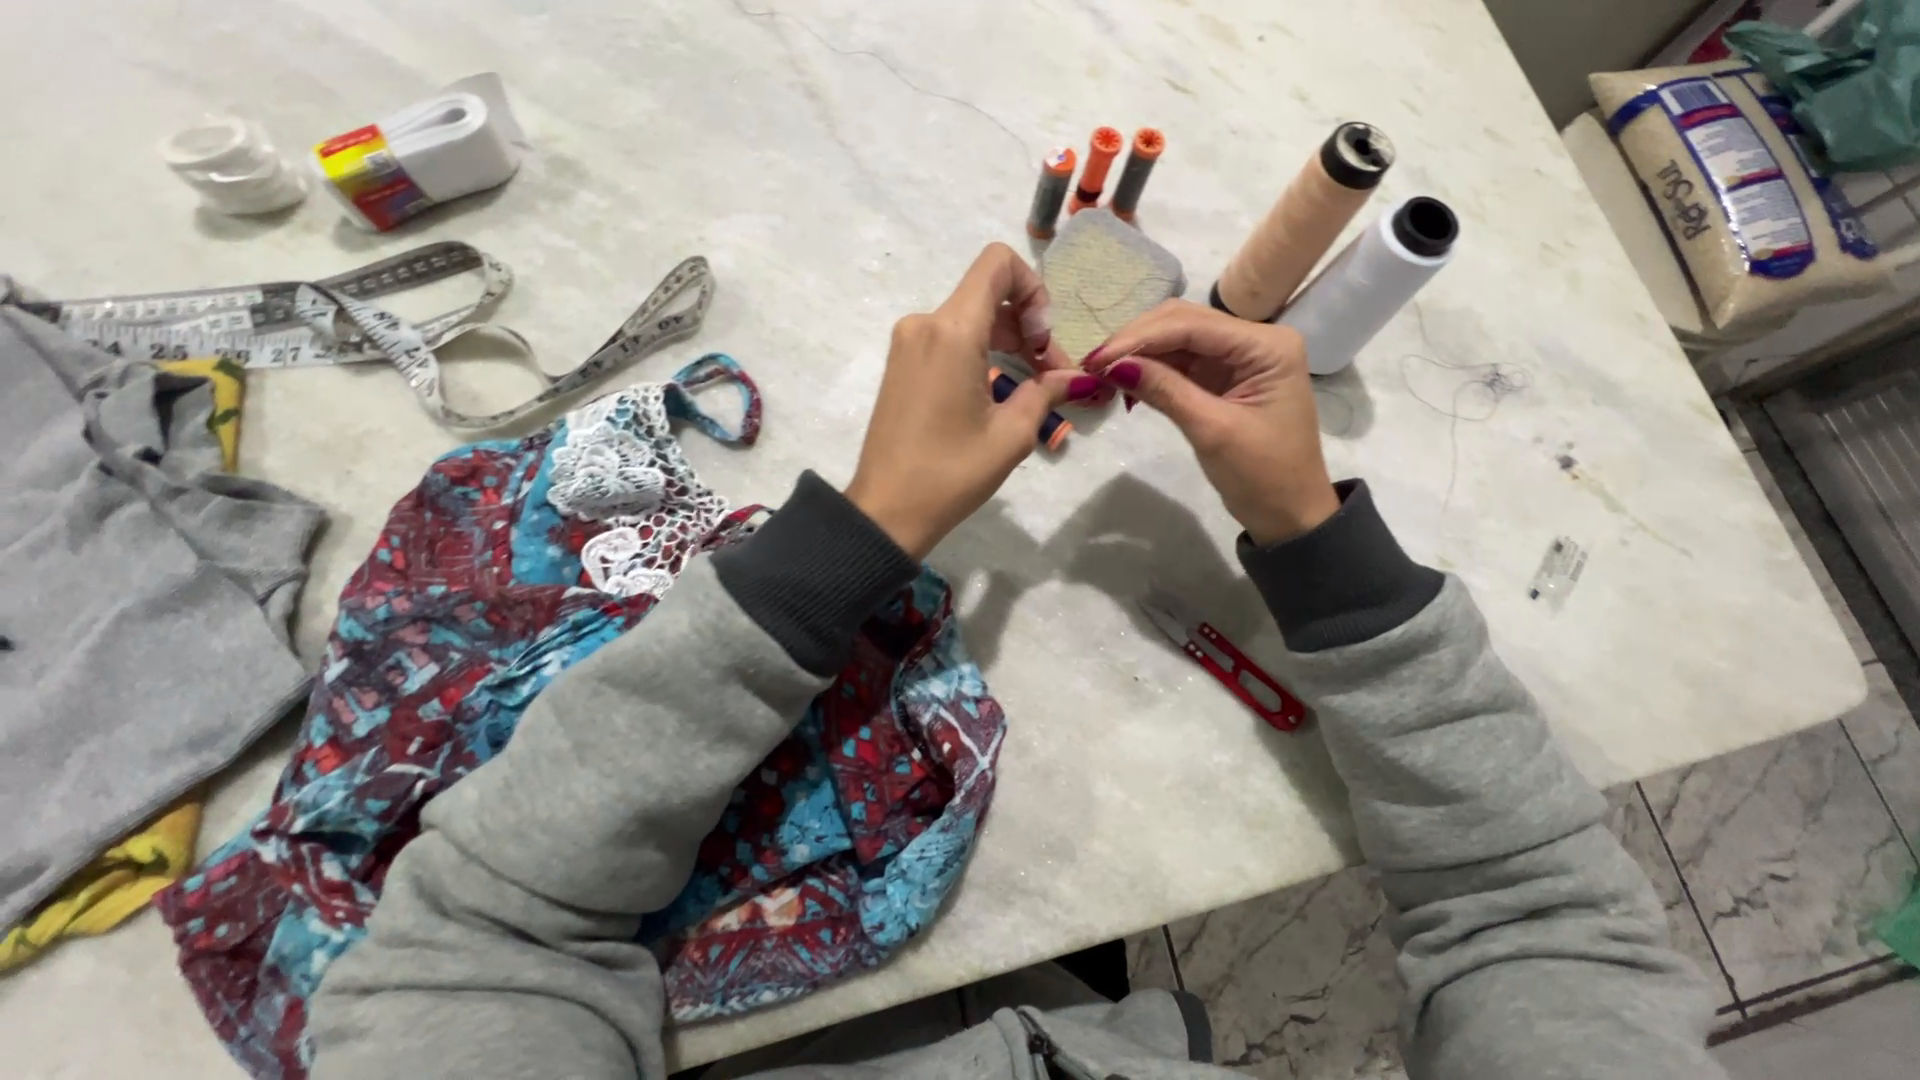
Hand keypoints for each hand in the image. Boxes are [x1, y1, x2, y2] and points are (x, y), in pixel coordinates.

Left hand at [845, 243, 1097, 557]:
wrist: (886, 511)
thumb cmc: (951, 473)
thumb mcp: (1011, 435)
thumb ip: (1046, 392)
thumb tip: (1073, 379)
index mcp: (952, 330)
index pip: (998, 263)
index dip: (1033, 289)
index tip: (1042, 340)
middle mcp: (924, 323)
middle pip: (987, 293)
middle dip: (1028, 324)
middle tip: (1051, 375)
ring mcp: (907, 343)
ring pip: (969, 317)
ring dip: (1007, 340)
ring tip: (1032, 386)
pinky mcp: (901, 365)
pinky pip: (948, 339)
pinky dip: (980, 352)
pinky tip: (998, 390)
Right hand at [1083, 300, 1339, 544]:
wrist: (1290, 513)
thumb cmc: (1262, 475)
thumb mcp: (1212, 431)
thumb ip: (1165, 391)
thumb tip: (1113, 366)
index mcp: (1266, 346)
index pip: (1193, 325)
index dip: (1140, 338)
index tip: (1097, 360)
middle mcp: (1254, 339)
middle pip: (1183, 322)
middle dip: (1136, 340)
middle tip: (1092, 365)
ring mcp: (1238, 356)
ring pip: (1177, 339)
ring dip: (1139, 353)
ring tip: (1100, 372)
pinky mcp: (1223, 376)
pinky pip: (1181, 362)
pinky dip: (1151, 369)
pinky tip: (1123, 379)